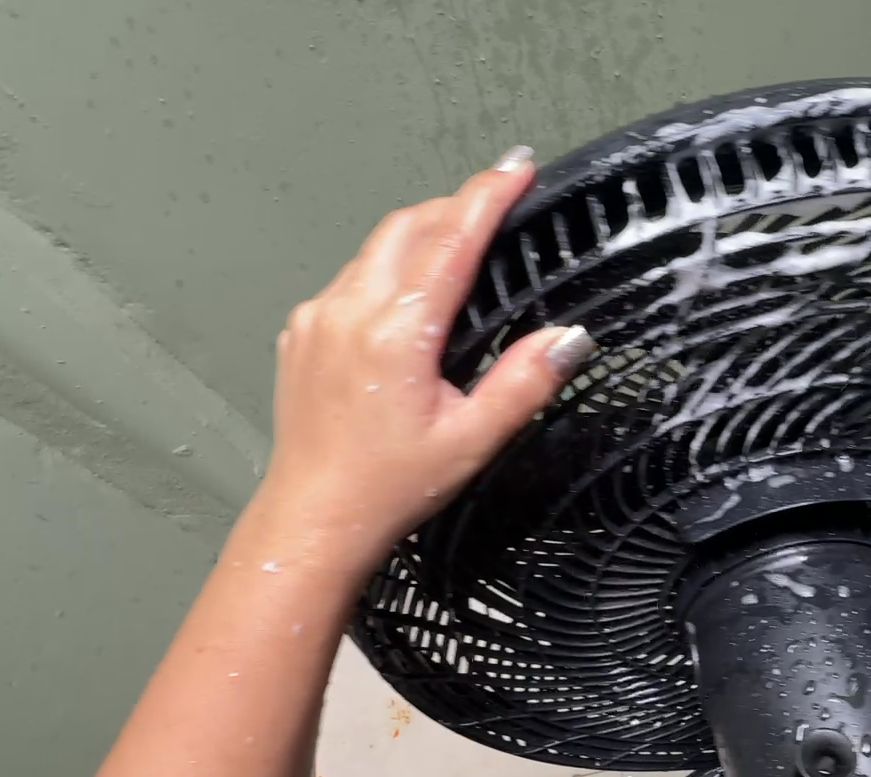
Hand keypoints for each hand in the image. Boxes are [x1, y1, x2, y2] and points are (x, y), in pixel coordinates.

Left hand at [254, 145, 594, 576]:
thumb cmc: (390, 484)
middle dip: (454, 205)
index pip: (450, 241)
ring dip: (420, 234)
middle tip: (495, 202)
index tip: (515, 168)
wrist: (315, 515)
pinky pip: (350, 277)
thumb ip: (524, 383)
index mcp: (396, 332)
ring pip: (375, 248)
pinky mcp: (302, 332)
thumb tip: (569, 338)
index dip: (487, 196)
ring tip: (459, 243)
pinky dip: (387, 267)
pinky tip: (408, 295)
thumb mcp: (473, 440)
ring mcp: (317, 318)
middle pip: (406, 227)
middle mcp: (348, 310)